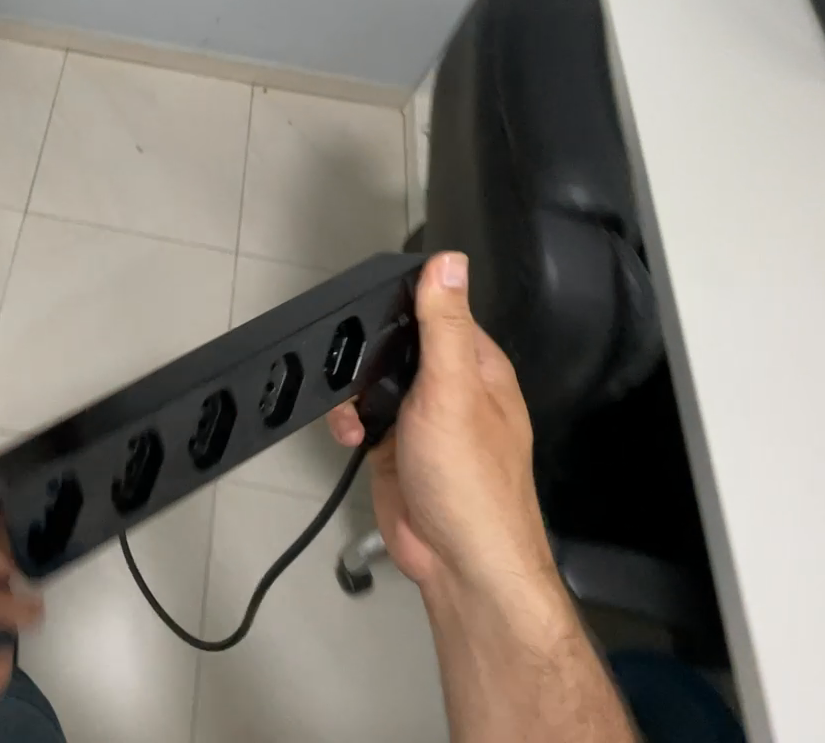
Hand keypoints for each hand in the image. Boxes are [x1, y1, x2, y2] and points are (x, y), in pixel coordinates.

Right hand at [326, 252, 552, 594]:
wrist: (457, 563)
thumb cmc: (468, 476)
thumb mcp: (453, 390)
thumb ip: (444, 326)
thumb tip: (449, 261)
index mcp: (477, 367)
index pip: (439, 312)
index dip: (405, 303)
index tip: (367, 303)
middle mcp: (450, 388)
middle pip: (398, 347)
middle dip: (367, 354)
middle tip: (347, 364)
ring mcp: (421, 419)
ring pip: (374, 382)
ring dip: (352, 392)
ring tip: (349, 412)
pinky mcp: (394, 447)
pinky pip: (362, 417)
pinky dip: (348, 422)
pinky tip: (348, 435)